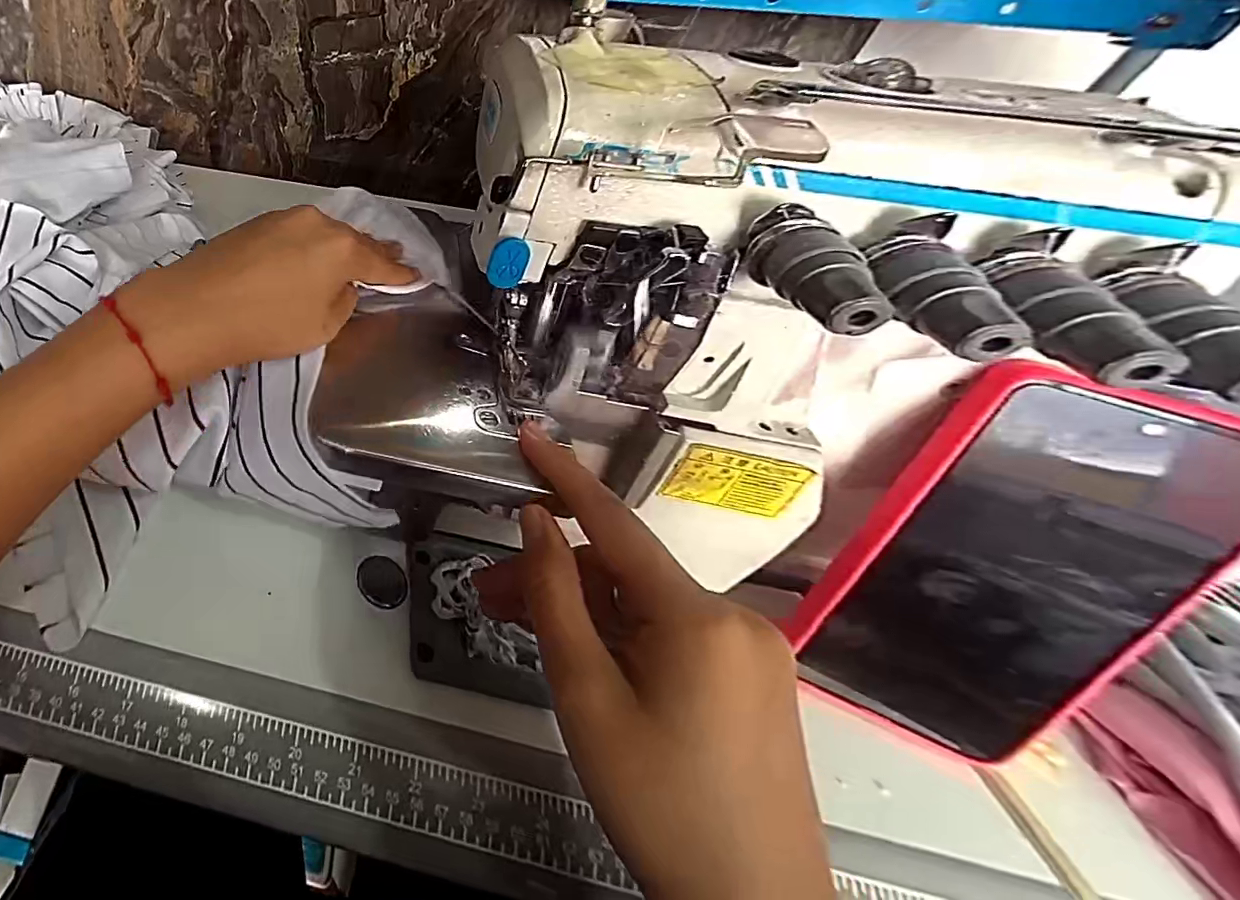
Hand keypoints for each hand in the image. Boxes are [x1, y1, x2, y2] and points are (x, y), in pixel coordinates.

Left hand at [113, 205, 415, 385]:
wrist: (193, 309)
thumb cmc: (265, 325)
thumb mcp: (321, 327)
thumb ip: (343, 301)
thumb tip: (342, 287)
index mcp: (342, 249)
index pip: (381, 264)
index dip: (401, 275)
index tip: (416, 277)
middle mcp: (318, 223)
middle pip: (355, 240)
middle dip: (375, 252)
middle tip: (395, 257)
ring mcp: (284, 219)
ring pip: (325, 233)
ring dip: (340, 246)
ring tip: (354, 256)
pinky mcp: (257, 223)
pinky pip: (298, 233)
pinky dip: (312, 245)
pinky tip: (311, 257)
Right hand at [474, 426, 833, 899]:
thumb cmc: (660, 804)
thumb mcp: (588, 698)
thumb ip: (557, 599)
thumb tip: (536, 524)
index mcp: (699, 618)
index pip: (617, 523)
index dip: (565, 475)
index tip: (530, 434)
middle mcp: (734, 619)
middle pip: (624, 575)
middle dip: (554, 576)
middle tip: (488, 593)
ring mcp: (749, 650)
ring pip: (643, 606)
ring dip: (581, 609)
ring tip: (517, 622)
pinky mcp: (751, 679)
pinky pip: (669, 634)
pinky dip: (618, 634)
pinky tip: (579, 650)